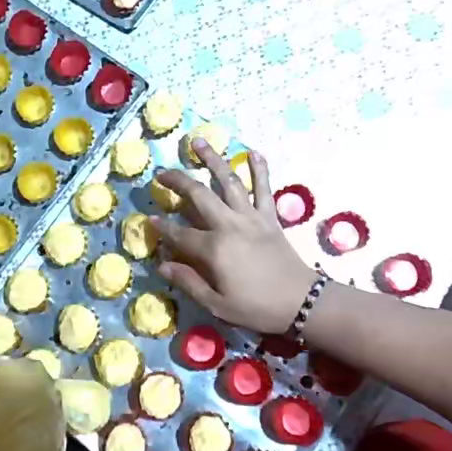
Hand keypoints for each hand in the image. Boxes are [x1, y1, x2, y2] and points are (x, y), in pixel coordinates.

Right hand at [151, 142, 318, 334]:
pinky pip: (264, 188)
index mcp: (214, 249)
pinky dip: (260, 169)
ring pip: (228, 181)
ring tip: (198, 142)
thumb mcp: (217, 304)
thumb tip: (162, 264)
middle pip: (198, 195)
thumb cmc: (257, 308)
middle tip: (160, 174)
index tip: (149, 219)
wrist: (302, 302)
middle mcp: (229, 225)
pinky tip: (253, 152)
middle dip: (177, 181)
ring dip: (212, 160)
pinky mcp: (269, 217)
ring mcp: (251, 217)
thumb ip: (188, 282)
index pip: (179, 234)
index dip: (162, 227)